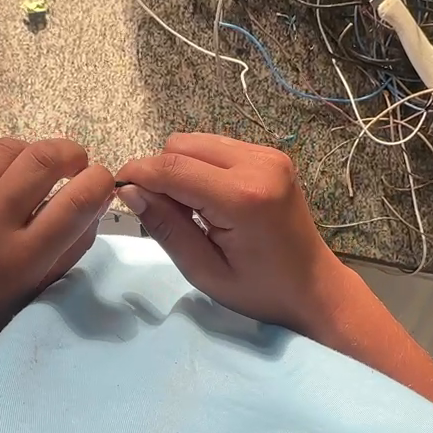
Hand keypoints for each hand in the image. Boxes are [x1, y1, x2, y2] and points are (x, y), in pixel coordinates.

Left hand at [0, 137, 113, 370]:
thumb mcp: (38, 286)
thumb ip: (75, 242)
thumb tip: (98, 192)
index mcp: (20, 261)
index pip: (76, 202)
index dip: (99, 181)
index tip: (101, 178)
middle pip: (40, 161)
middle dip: (68, 153)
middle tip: (74, 162)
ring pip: (4, 149)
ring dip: (28, 154)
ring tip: (30, 170)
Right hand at [115, 133, 361, 335]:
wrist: (315, 288)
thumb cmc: (261, 291)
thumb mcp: (205, 272)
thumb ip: (167, 228)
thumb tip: (129, 192)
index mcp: (243, 197)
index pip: (172, 168)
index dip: (138, 174)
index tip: (118, 192)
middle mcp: (258, 164)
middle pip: (181, 145)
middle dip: (159, 172)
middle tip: (160, 211)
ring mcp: (268, 155)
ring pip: (197, 141)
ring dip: (179, 167)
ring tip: (186, 208)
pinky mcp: (272, 156)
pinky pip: (218, 147)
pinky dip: (201, 166)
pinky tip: (207, 199)